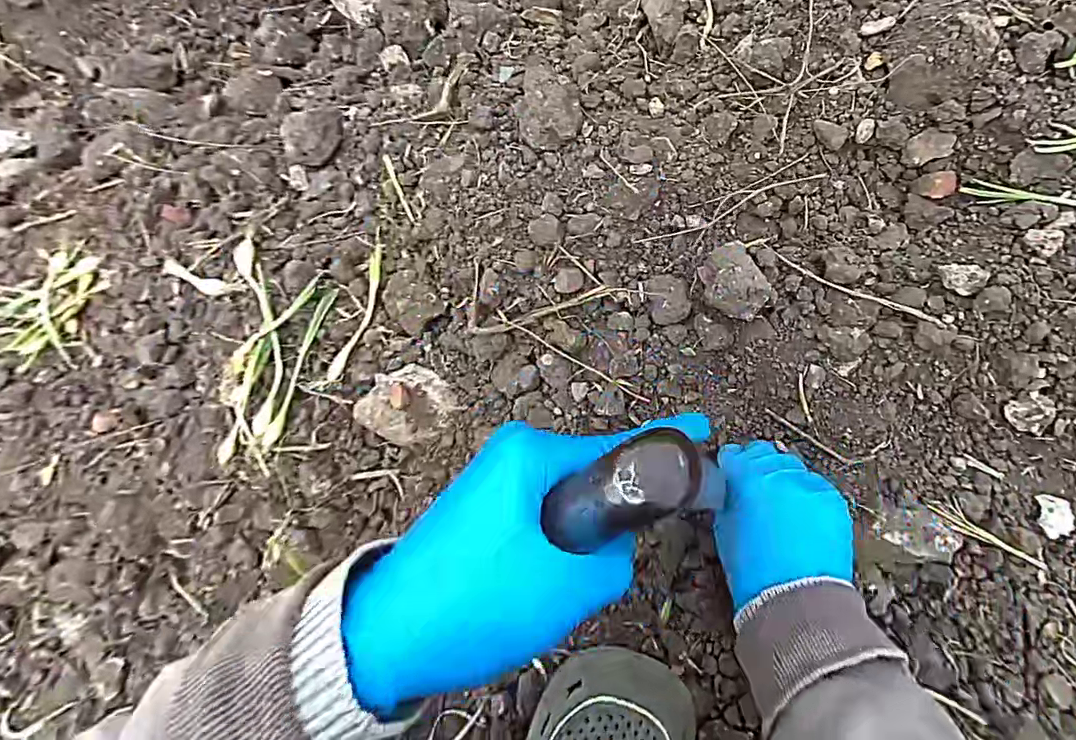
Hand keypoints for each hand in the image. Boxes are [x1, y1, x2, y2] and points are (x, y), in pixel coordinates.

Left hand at [341, 413, 712, 715]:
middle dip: (611, 513)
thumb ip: (615, 564)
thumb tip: (617, 554)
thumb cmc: (472, 602)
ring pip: (564, 501)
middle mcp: (511, 452)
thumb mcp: (565, 590)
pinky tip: (543, 581)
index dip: (665, 443)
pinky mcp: (480, 507)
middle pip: (591, 476)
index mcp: (529, 452)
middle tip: (624, 548)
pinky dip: (552, 542)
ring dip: (577, 536)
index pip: (616, 444)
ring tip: (568, 581)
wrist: (374, 645)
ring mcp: (492, 478)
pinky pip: (537, 514)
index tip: (701, 430)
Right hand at [714, 441, 854, 610]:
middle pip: (767, 456)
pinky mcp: (833, 500)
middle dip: (758, 467)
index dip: (732, 461)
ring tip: (780, 508)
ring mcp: (811, 487)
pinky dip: (807, 498)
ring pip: (793, 470)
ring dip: (784, 482)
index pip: (737, 455)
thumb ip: (728, 500)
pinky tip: (801, 520)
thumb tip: (730, 487)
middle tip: (754, 485)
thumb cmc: (757, 578)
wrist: (798, 604)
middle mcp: (783, 477)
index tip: (731, 465)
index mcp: (752, 482)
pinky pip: (816, 488)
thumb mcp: (726, 535)